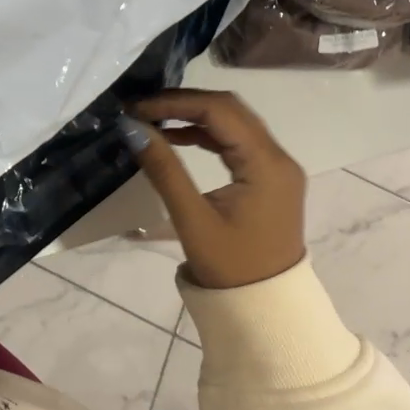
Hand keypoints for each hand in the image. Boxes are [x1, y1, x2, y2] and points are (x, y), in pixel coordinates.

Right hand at [129, 89, 306, 289]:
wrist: (266, 307)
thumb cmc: (230, 266)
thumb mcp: (191, 218)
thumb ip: (163, 168)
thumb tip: (131, 127)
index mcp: (267, 165)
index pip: (219, 111)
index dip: (175, 102)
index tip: (136, 109)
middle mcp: (278, 157)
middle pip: (228, 108)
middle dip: (182, 102)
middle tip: (140, 109)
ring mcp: (275, 166)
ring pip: (232, 120)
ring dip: (192, 113)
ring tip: (151, 118)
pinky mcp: (267, 176)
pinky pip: (234, 139)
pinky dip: (203, 131)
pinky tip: (173, 137)